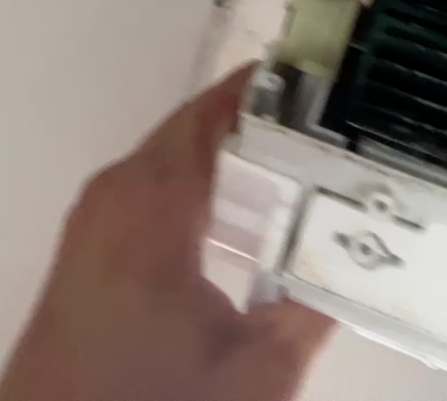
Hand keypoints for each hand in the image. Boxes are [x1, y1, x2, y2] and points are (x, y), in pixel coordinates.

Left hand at [0, 66, 333, 400]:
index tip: (321, 76)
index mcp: (153, 198)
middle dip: (259, 124)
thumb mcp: (253, 372)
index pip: (214, 111)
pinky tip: (239, 217)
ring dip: (229, 158)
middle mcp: (118, 190)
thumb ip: (311, 307)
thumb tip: (359, 261)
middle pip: (196, 130)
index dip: (265, 87)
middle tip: (327, 127)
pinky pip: (152, 191)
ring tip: (298, 167)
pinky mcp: (87, 249)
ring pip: (174, 160)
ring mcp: (95, 218)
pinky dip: (198, 188)